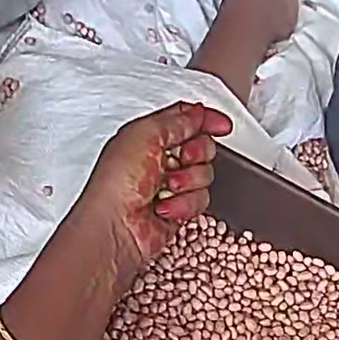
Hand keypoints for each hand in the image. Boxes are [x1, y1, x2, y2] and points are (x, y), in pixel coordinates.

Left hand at [67, 100, 233, 277]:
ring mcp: (172, 186)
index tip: (222, 124)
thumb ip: (176, 120)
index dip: (206, 120)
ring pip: (205, 176)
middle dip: (197, 153)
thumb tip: (198, 114)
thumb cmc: (117, 184)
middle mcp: (162, 160)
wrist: (116, 226)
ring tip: (167, 187)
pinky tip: (165, 207)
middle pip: (202, 147)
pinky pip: (201, 201)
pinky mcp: (179, 209)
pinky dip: (185, 204)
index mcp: (150, 136)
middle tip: (182, 159)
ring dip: (189, 181)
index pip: (185, 120)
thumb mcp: (145, 134)